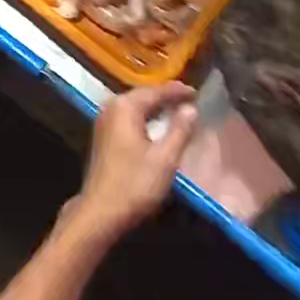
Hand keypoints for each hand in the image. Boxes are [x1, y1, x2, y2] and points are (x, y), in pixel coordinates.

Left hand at [66, 83, 198, 242]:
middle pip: (143, 95)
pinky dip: (145, 117)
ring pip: (135, 106)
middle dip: (166, 97)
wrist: (102, 208)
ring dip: (155, 107)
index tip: (197, 92)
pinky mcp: (104, 134)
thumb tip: (191, 108)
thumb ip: (179, 130)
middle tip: (189, 100)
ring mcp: (104, 120)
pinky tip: (157, 126)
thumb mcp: (165, 159)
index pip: (155, 91)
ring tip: (178, 110)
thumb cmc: (136, 183)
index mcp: (125, 107)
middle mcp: (111, 107)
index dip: (177, 91)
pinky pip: (128, 117)